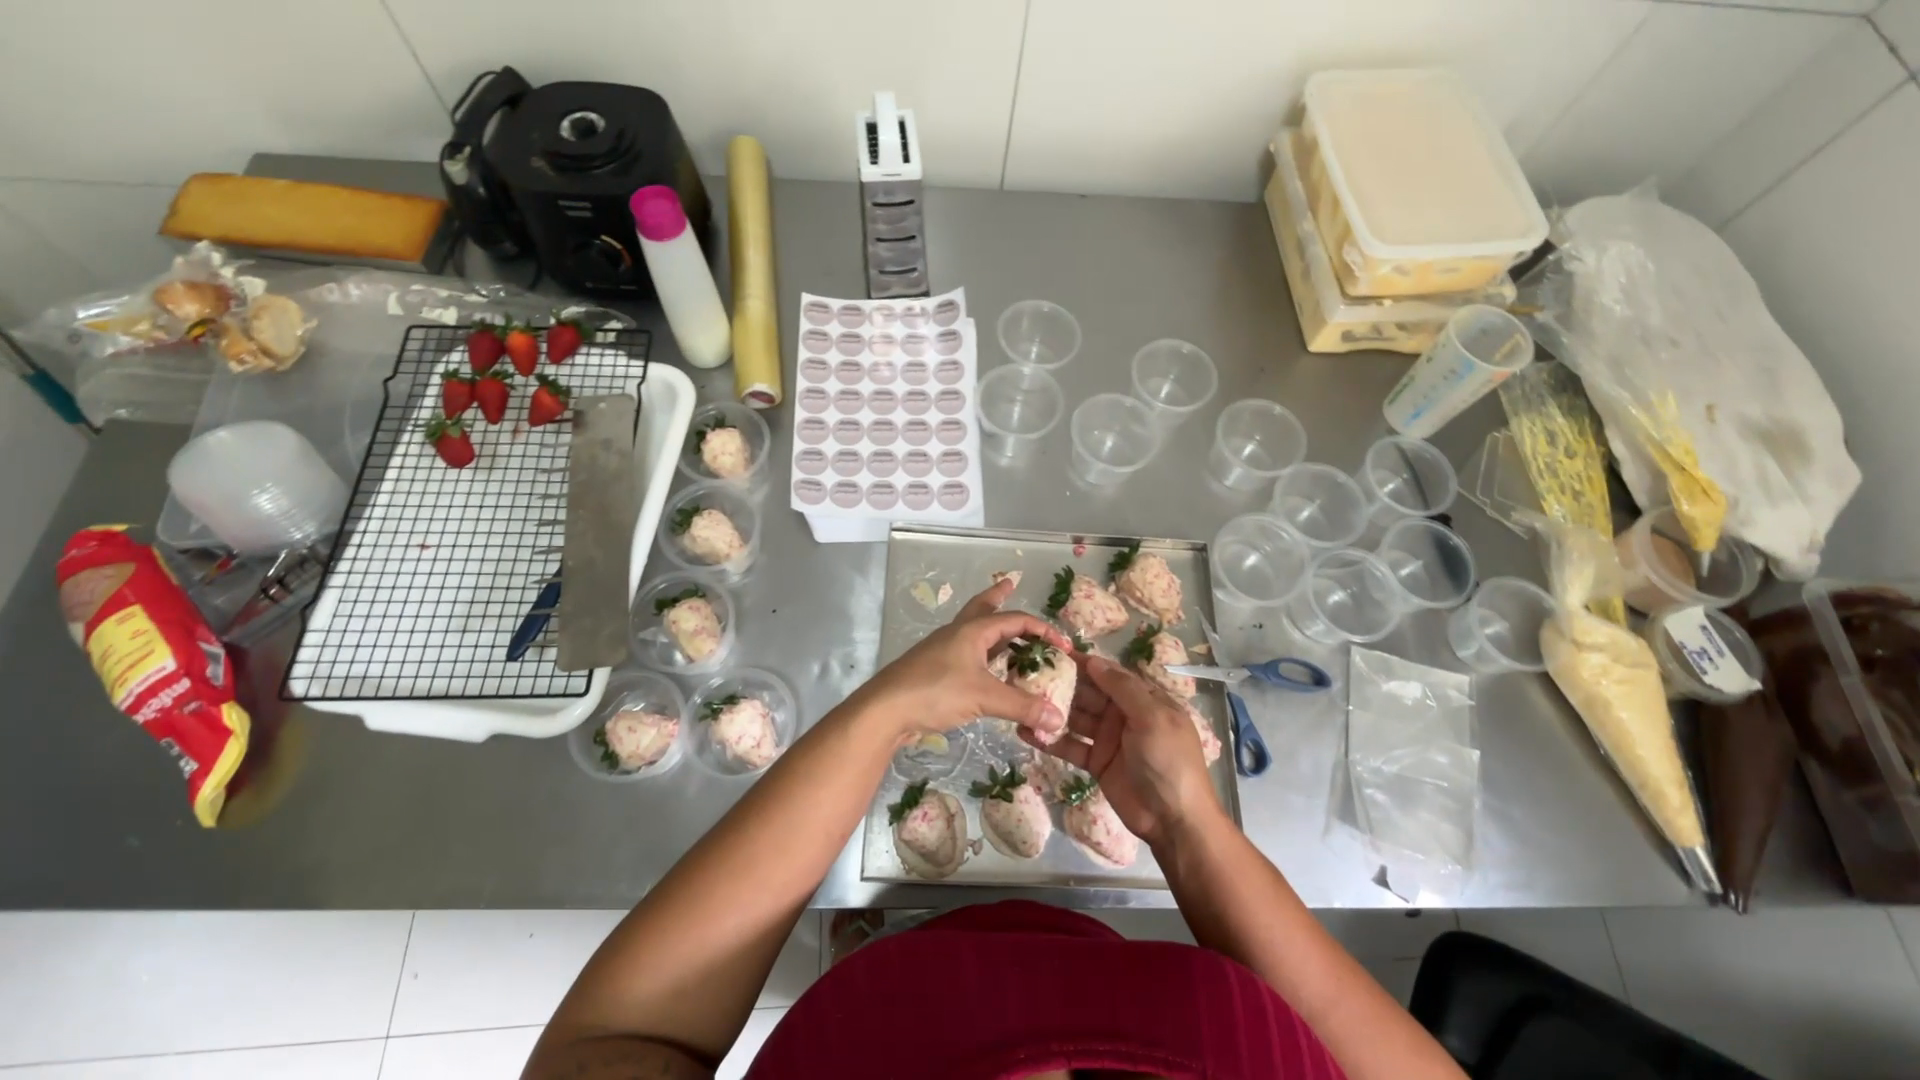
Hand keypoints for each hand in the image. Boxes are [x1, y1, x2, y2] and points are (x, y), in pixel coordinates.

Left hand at [847, 578, 1074, 743]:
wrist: (885, 710)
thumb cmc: (935, 692)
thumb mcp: (984, 698)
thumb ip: (1023, 706)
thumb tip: (1057, 718)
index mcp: (972, 631)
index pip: (1015, 619)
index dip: (1042, 630)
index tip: (1064, 646)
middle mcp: (957, 635)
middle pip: (981, 609)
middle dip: (997, 597)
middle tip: (1009, 583)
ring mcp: (942, 653)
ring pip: (972, 634)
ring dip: (991, 631)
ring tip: (1006, 633)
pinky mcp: (934, 673)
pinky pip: (965, 658)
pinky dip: (982, 659)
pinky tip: (986, 672)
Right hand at [1022, 653, 1221, 845]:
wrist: (1173, 819)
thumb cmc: (1169, 761)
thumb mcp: (1152, 718)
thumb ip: (1123, 688)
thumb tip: (1094, 661)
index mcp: (1144, 700)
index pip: (1110, 674)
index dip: (1084, 663)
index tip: (1053, 651)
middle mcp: (1124, 715)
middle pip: (1089, 694)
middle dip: (1063, 684)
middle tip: (1027, 674)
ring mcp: (1109, 739)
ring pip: (1076, 718)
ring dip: (1052, 711)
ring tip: (1021, 700)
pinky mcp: (1096, 763)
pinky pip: (1070, 746)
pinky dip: (1051, 740)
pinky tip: (1026, 732)